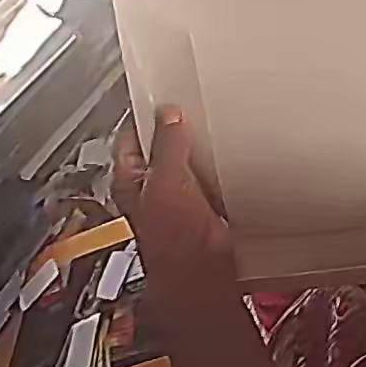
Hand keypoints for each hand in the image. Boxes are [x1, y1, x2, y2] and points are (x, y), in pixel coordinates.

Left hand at [112, 108, 293, 366]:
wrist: (203, 274)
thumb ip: (168, 148)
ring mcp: (180, 193)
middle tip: (200, 104)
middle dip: (180, 127)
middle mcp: (152, 184)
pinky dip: (220, 162)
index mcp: (131, 177)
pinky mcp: (206, 202)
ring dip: (202, 145)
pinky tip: (233, 152)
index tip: (168, 92)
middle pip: (163, 145)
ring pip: (188, 158)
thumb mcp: (167, 184)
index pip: (134, 135)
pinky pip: (211, 173)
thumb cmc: (174, 237)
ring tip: (219, 124)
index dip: (148, 113)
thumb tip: (169, 114)